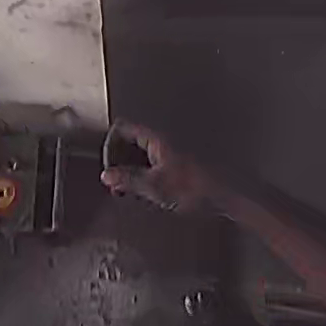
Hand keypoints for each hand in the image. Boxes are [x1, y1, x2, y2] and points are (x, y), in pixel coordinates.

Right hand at [100, 124, 218, 212]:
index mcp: (156, 139)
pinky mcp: (176, 164)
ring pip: (140, 153)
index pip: (124, 128)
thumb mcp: (153, 185)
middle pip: (130, 141)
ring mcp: (170, 151)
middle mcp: (163, 141)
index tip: (106, 162)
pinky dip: (141, 173)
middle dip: (118, 159)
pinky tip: (141, 190)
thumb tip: (107, 175)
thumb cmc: (192, 187)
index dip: (110, 143)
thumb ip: (127, 179)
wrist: (220, 197)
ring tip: (124, 188)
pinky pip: (150, 163)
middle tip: (112, 179)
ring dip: (129, 169)